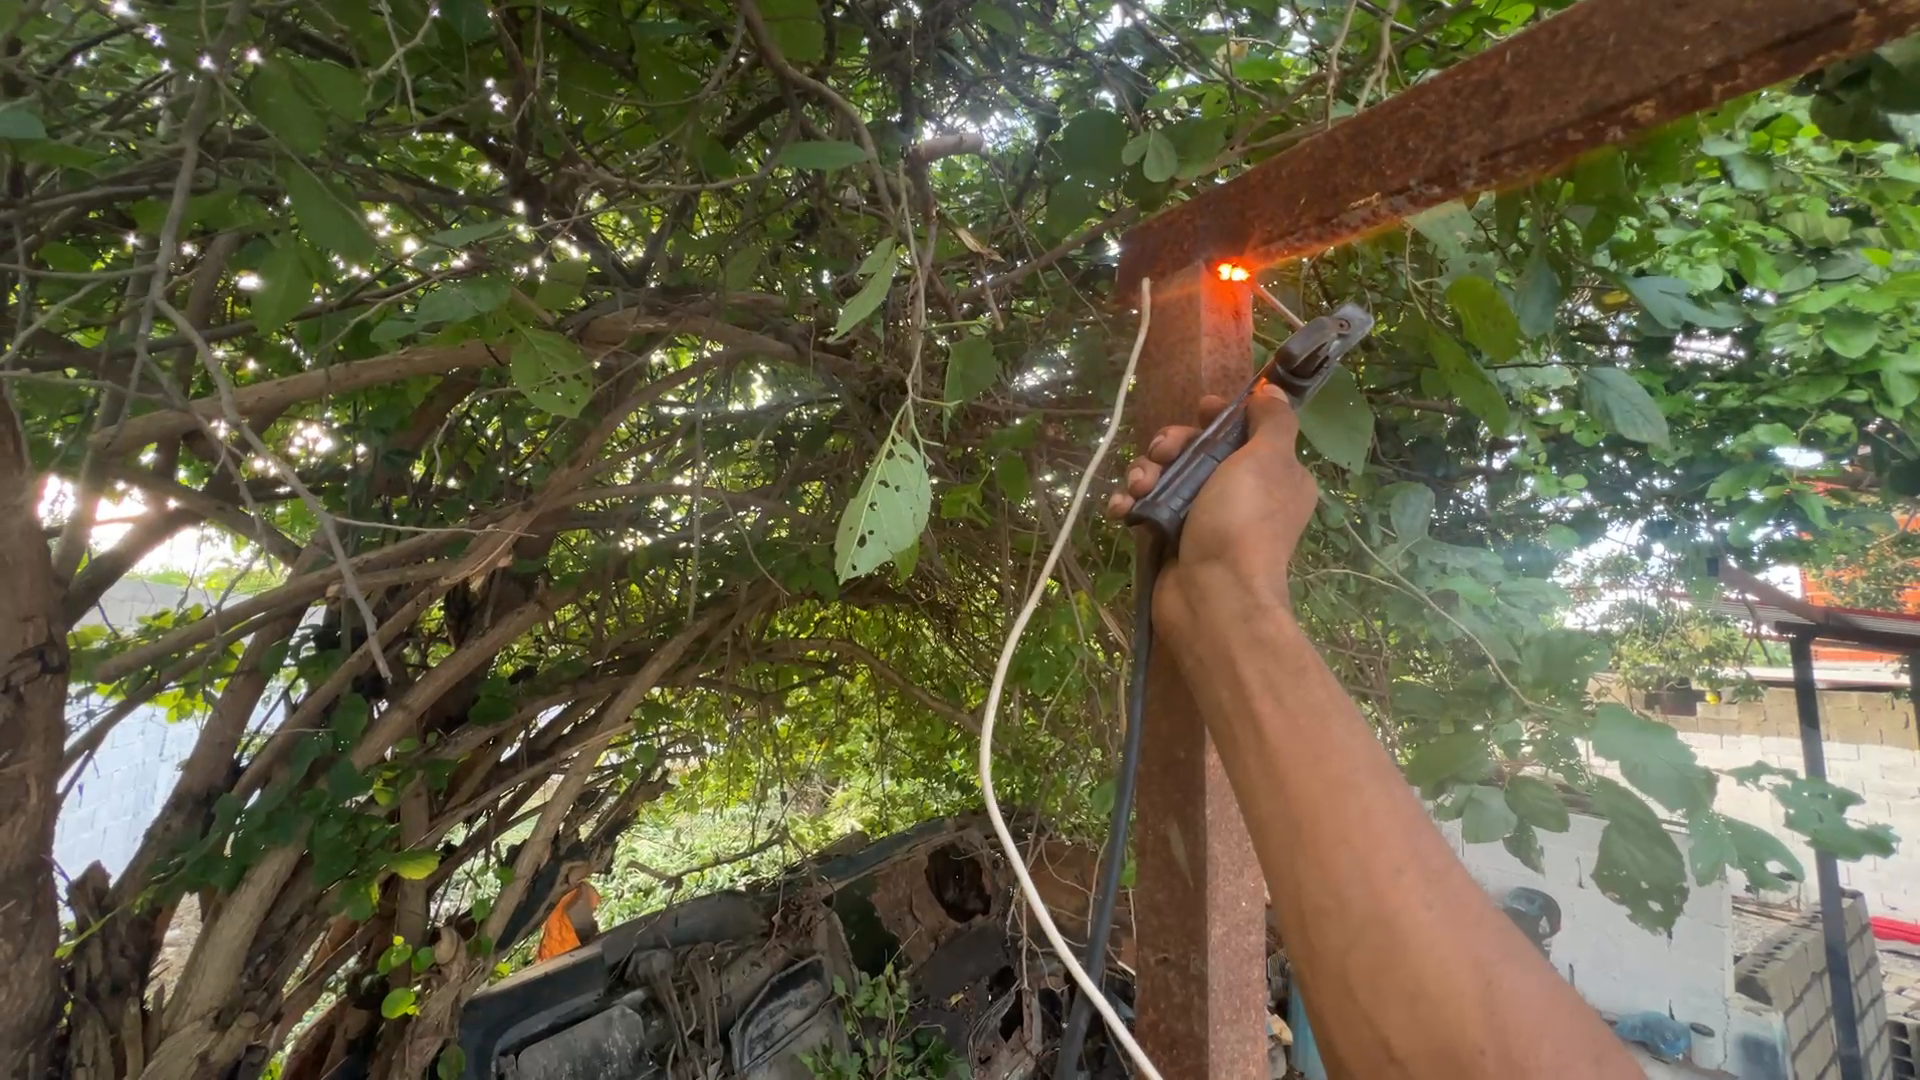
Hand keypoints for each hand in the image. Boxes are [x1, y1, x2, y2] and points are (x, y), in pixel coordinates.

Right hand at [1104, 385, 1318, 648]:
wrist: (1212, 595)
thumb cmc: (1243, 522)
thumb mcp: (1268, 460)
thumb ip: (1272, 422)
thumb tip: (1271, 393)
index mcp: (1271, 474)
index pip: (1241, 432)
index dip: (1216, 418)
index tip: (1199, 410)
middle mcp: (1238, 493)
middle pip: (1195, 450)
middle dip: (1171, 445)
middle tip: (1161, 454)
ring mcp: (1201, 517)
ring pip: (1164, 476)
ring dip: (1143, 473)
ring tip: (1137, 487)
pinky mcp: (1169, 537)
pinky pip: (1145, 507)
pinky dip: (1130, 503)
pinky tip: (1121, 508)